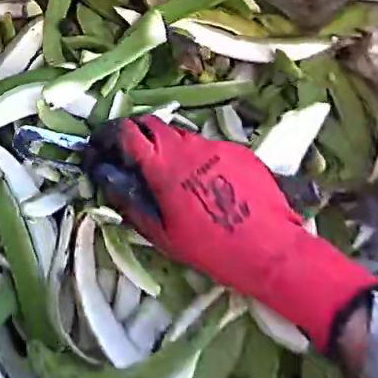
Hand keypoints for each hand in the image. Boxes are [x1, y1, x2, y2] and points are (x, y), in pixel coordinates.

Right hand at [86, 115, 377, 351]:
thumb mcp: (161, 233)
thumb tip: (103, 175)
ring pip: (177, 134)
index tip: (99, 147)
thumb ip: (127, 199)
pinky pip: (206, 146)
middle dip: (133, 136)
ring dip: (164, 146)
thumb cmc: (212, 248)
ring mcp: (213, 145)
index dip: (106, 135)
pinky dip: (195, 157)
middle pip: (149, 123)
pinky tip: (205, 183)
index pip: (123, 130)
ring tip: (169, 174)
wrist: (277, 254)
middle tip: (130, 159)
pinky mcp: (238, 151)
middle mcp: (185, 145)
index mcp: (161, 164)